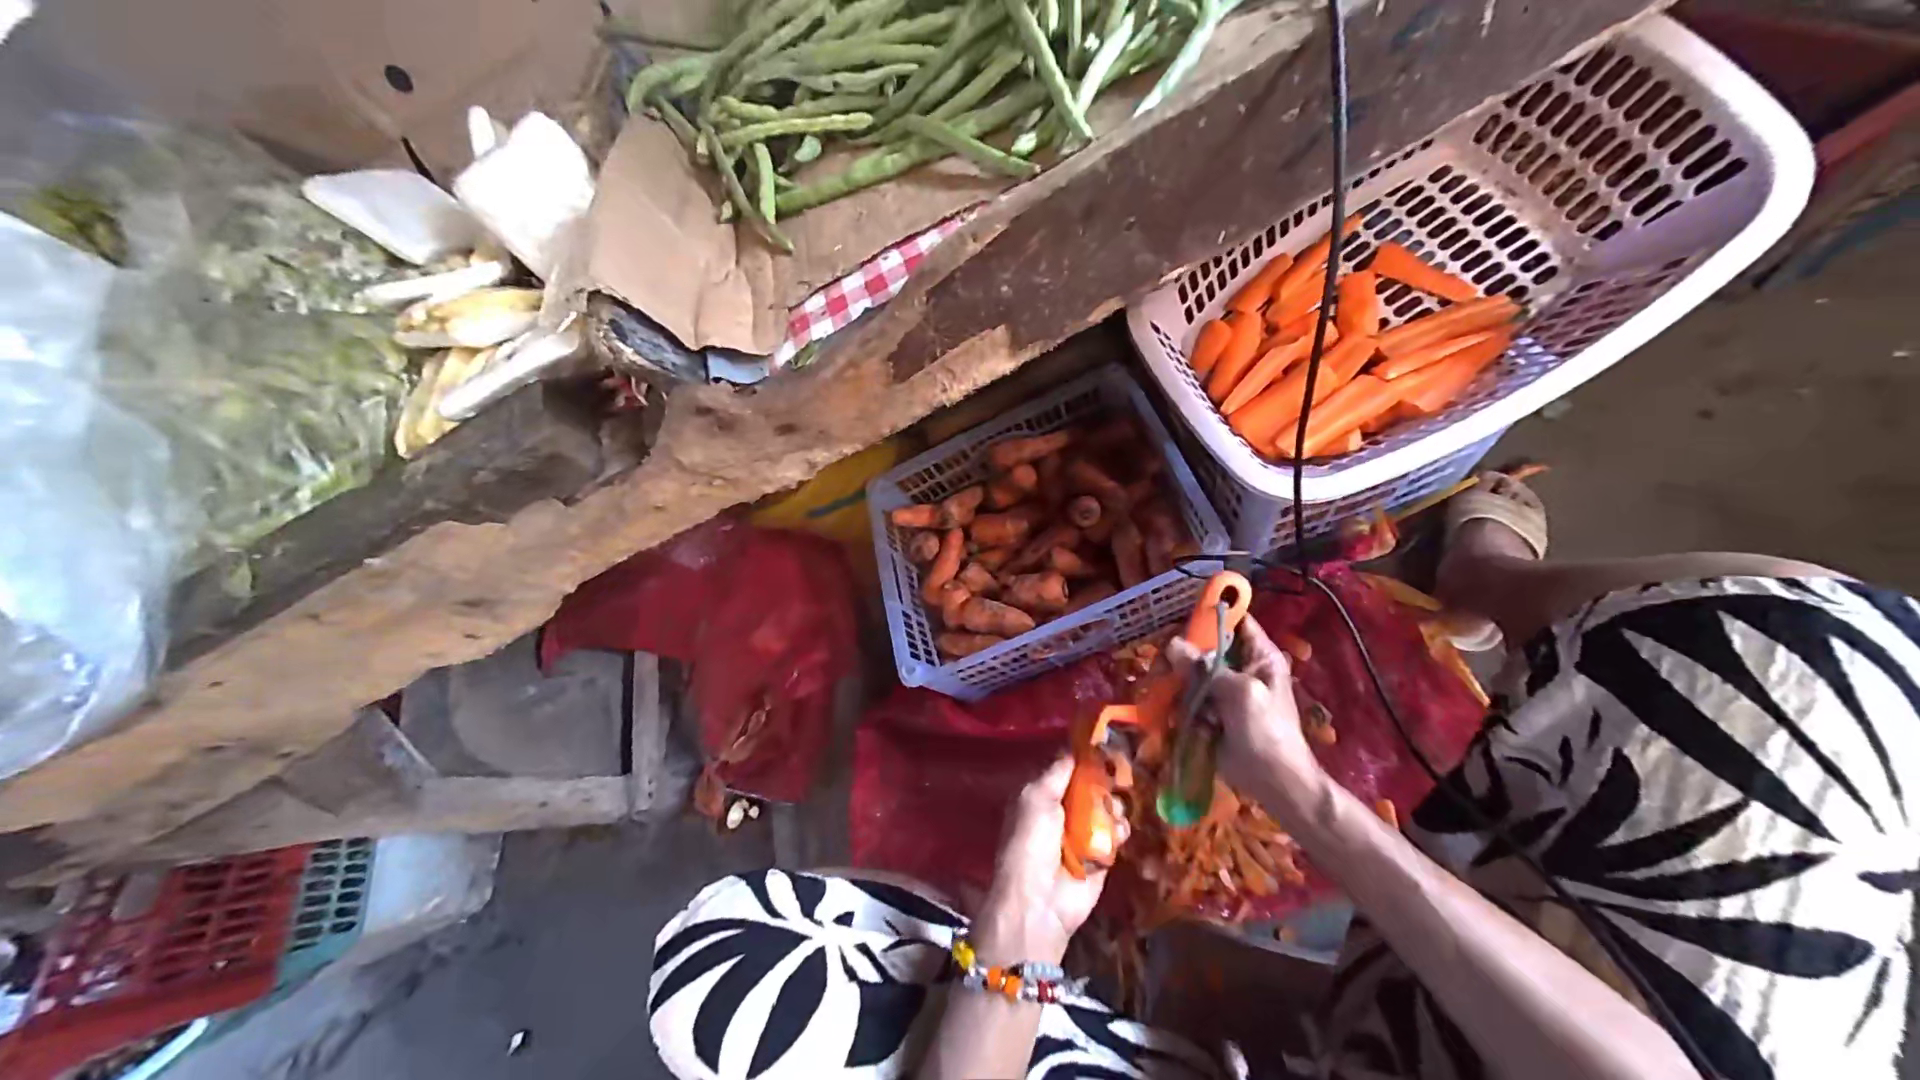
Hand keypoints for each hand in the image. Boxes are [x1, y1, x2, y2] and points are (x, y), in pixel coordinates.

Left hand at [973, 756, 1123, 965]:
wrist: (1040, 900)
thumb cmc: (1031, 842)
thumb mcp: (1037, 797)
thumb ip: (1057, 771)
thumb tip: (1075, 747)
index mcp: (1042, 794)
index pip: (1067, 768)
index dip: (1085, 757)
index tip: (1106, 743)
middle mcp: (1063, 810)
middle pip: (1092, 786)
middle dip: (1106, 780)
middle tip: (1120, 775)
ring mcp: (1083, 833)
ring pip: (1108, 807)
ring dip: (1115, 805)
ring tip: (1115, 809)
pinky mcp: (1102, 855)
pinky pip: (1117, 834)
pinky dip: (1121, 830)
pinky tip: (1120, 831)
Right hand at [1167, 615, 1325, 796]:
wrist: (1274, 782)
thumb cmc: (1267, 732)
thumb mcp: (1241, 693)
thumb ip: (1207, 667)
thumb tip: (1172, 644)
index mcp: (1259, 655)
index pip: (1235, 620)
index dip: (1211, 614)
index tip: (1182, 617)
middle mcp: (1240, 667)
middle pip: (1204, 646)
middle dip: (1183, 653)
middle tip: (1164, 662)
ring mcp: (1223, 691)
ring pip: (1190, 672)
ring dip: (1177, 681)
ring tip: (1166, 691)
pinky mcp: (1209, 712)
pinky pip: (1187, 697)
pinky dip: (1178, 702)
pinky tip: (1173, 711)